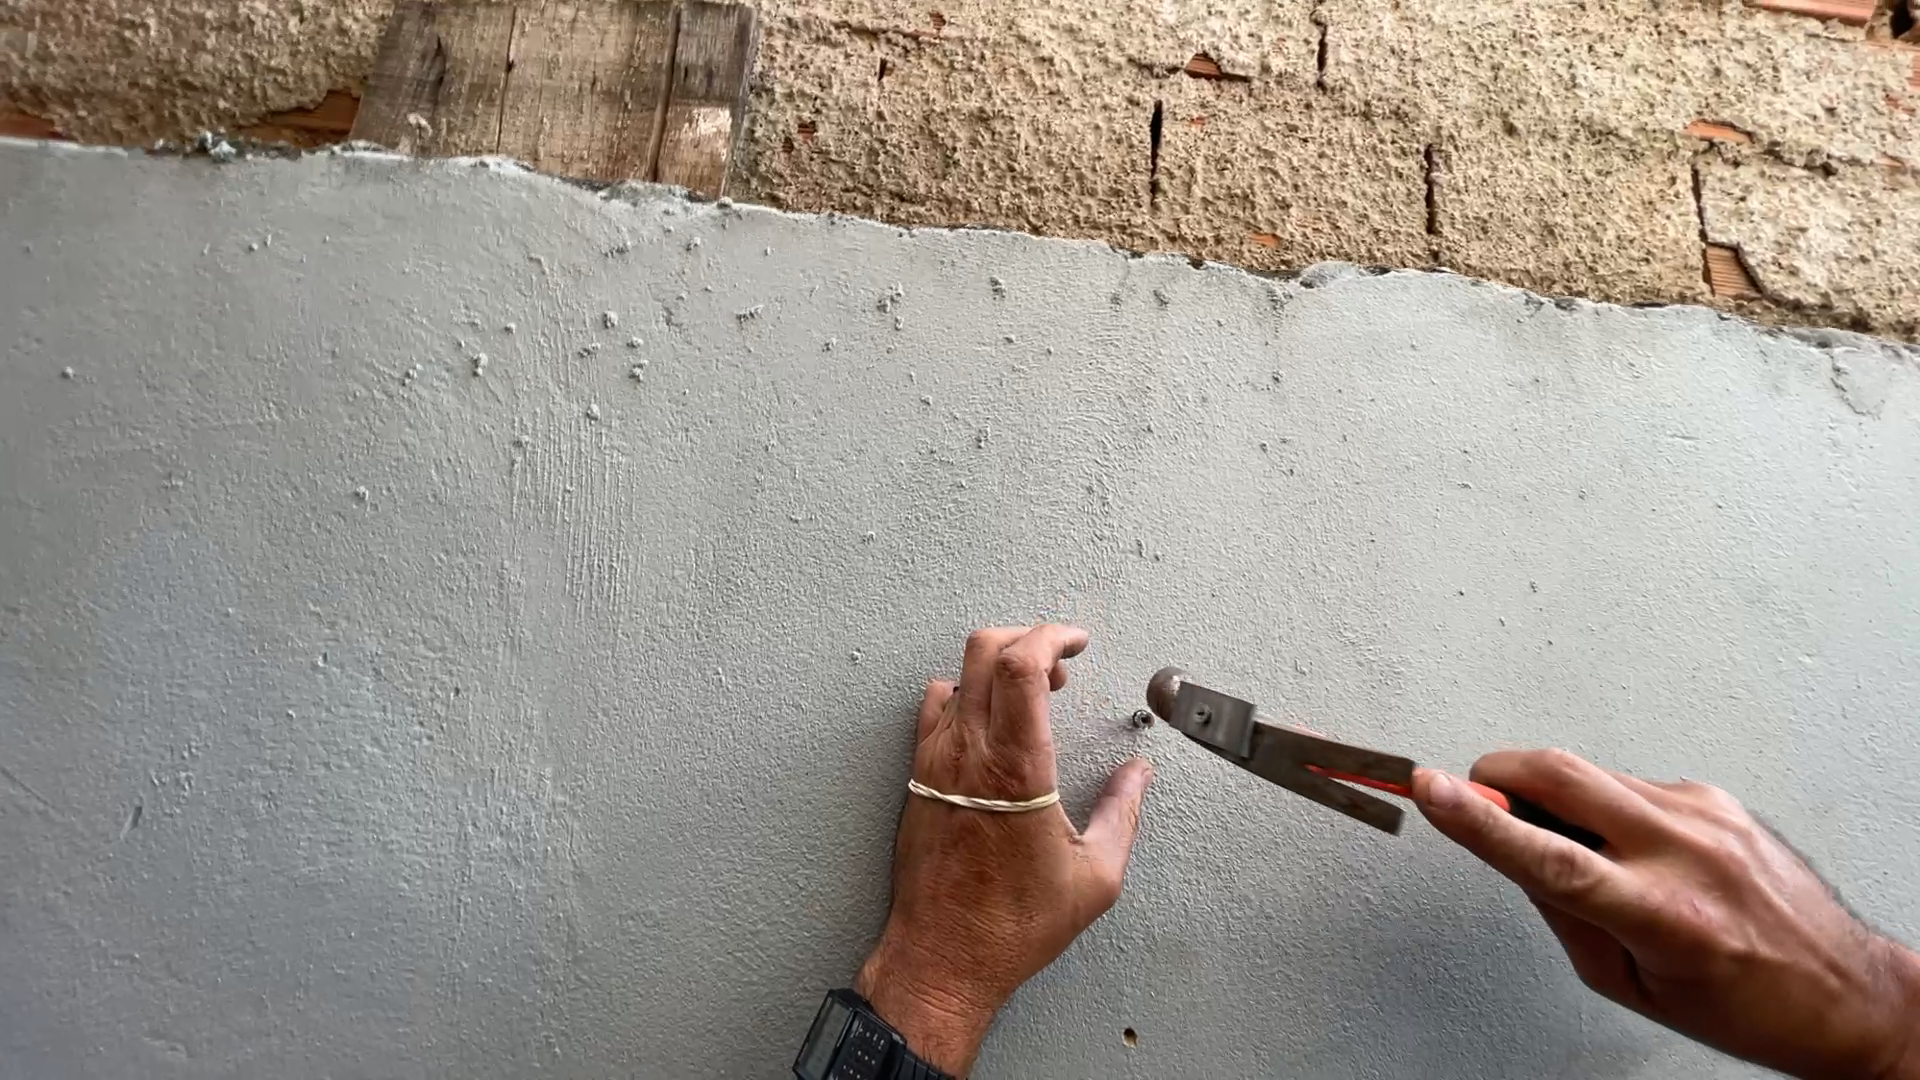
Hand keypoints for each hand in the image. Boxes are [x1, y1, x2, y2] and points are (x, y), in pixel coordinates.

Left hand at [854, 626, 1153, 1075]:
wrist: (941, 957)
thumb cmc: (1012, 923)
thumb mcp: (1095, 876)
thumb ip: (1123, 812)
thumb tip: (1138, 774)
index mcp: (1016, 766)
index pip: (1023, 663)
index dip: (1053, 636)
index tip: (1078, 642)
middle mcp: (969, 750)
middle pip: (986, 648)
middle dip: (1028, 639)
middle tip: (1059, 669)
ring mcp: (936, 757)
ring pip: (960, 673)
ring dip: (999, 668)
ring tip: (1030, 699)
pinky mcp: (919, 772)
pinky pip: (936, 705)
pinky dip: (967, 694)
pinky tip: (990, 724)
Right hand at [1414, 751, 1919, 1079]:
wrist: (1858, 993)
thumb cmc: (1742, 1002)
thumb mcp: (1623, 978)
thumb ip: (1555, 904)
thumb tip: (1500, 840)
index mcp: (1668, 919)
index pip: (1551, 858)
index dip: (1479, 820)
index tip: (1429, 789)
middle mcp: (1689, 855)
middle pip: (1557, 776)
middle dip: (1496, 774)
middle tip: (1478, 798)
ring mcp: (1704, 815)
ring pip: (1577, 768)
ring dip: (1547, 795)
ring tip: (1579, 841)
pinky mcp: (1709, 793)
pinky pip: (1616, 778)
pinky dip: (1594, 800)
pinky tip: (1625, 839)